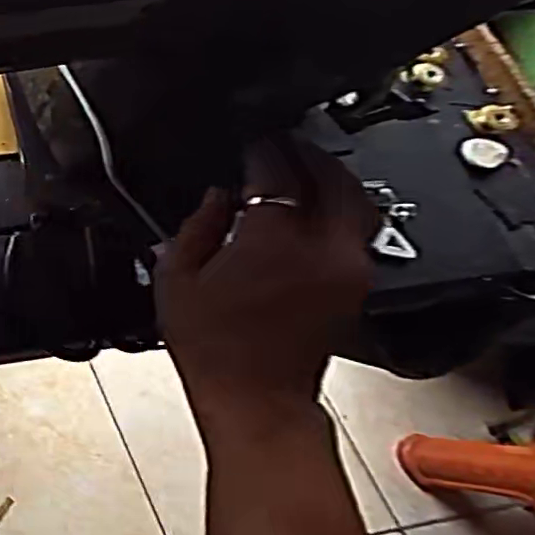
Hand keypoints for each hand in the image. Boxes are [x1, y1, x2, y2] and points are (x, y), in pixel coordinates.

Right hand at [157, 136, 379, 412]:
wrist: (253, 391)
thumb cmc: (209, 342)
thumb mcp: (176, 278)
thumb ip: (196, 228)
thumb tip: (216, 198)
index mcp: (274, 244)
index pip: (277, 177)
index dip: (263, 153)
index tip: (251, 142)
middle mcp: (325, 250)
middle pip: (335, 181)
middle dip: (308, 155)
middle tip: (282, 144)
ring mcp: (350, 268)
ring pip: (357, 203)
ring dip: (331, 178)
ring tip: (302, 169)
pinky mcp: (357, 285)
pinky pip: (355, 230)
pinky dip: (335, 208)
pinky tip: (308, 210)